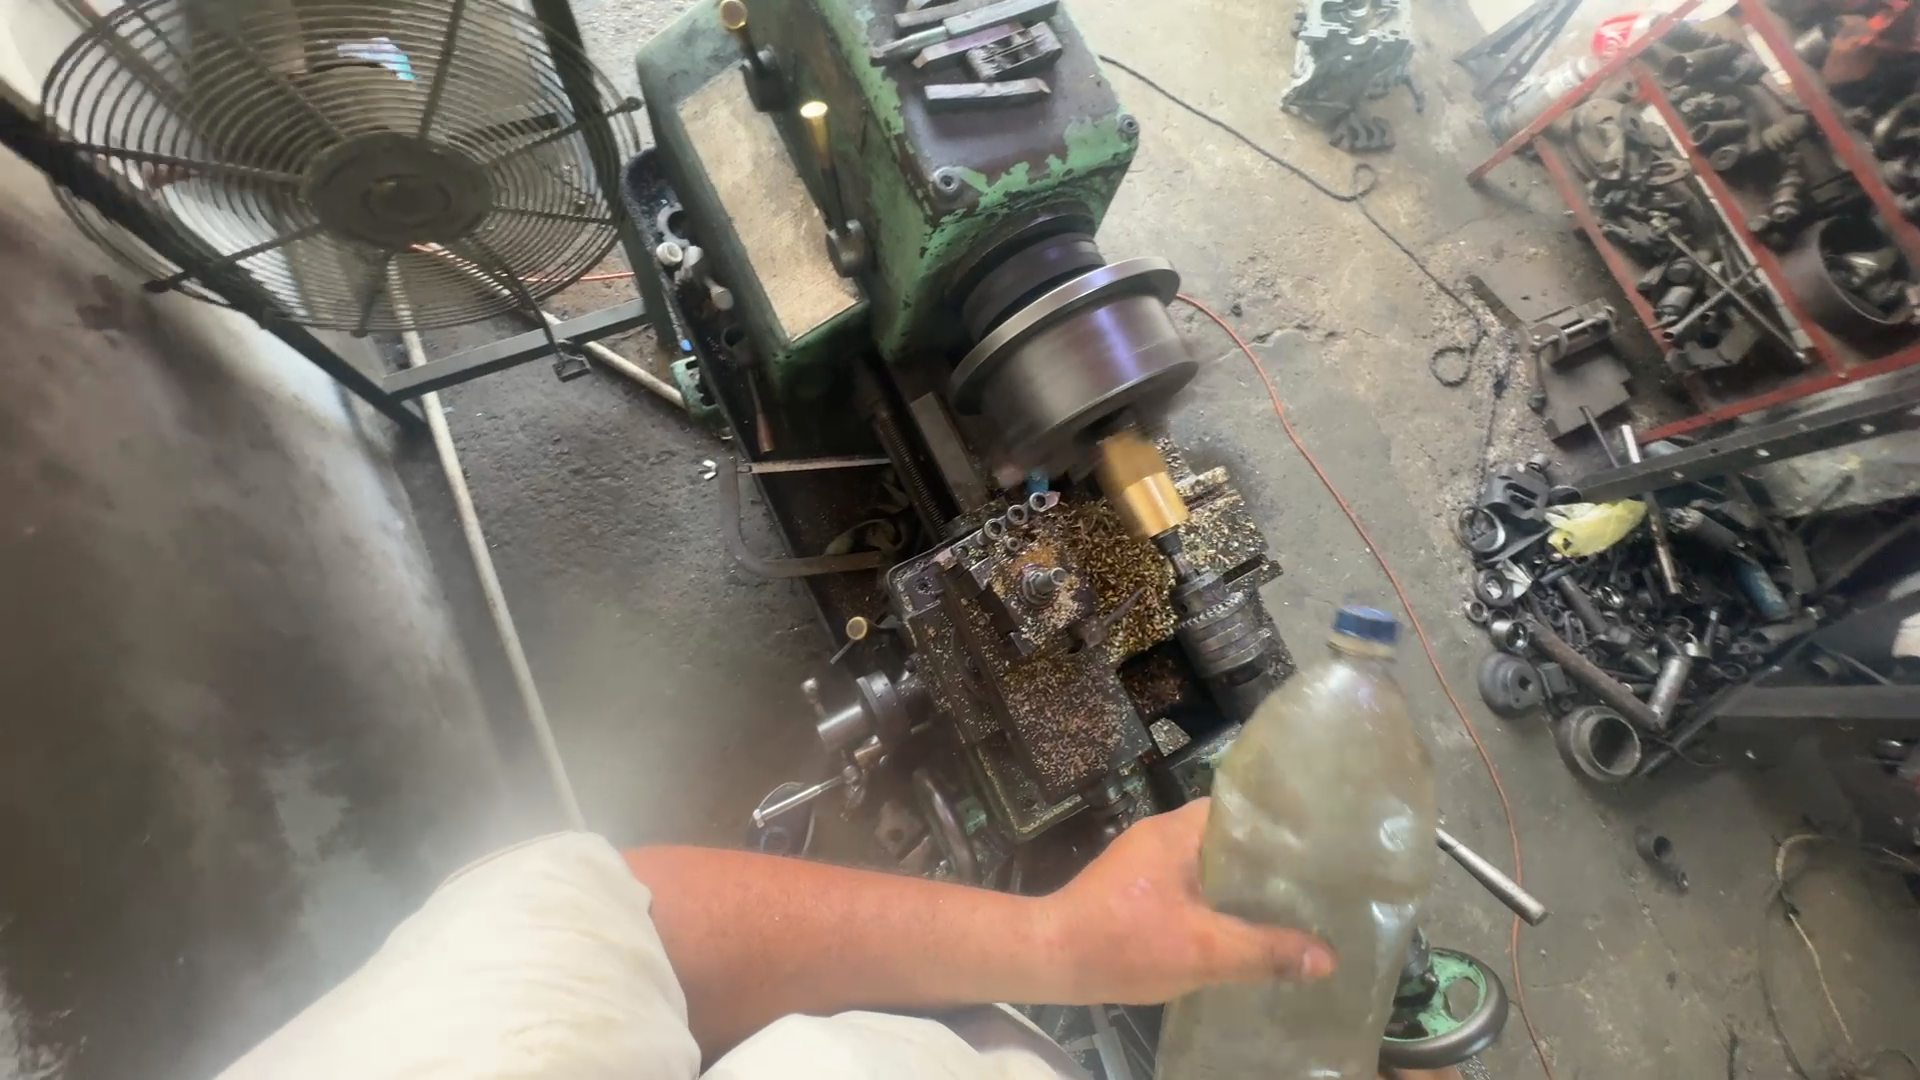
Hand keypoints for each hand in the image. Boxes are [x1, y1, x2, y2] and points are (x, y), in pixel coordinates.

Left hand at [1034, 798, 1334, 1004]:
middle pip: (1224, 836)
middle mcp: (1160, 833)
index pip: (1235, 808)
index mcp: (1175, 831)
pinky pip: (1188, 879)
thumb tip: (1327, 955)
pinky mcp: (1136, 883)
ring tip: (1288, 907)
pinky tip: (1240, 926)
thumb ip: (1265, 951)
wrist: (1054, 954)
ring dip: (1240, 882)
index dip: (1276, 824)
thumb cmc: (1126, 941)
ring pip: (1206, 860)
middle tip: (1311, 886)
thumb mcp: (1204, 951)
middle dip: (1264, 860)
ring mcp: (1145, 858)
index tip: (1314, 847)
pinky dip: (1215, 896)